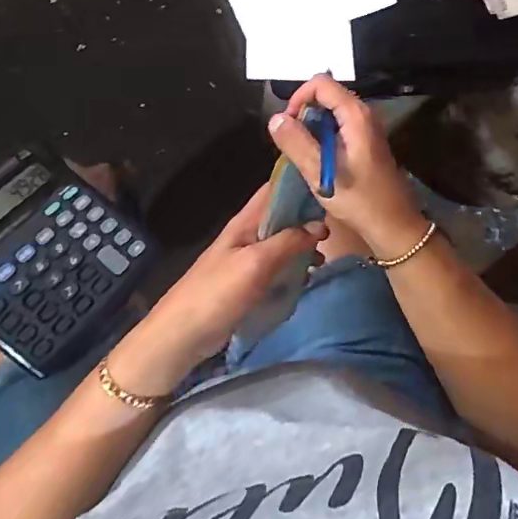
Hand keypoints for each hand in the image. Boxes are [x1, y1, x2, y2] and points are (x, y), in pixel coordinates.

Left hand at [110, 184, 325, 394]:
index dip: (300, 183)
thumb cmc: (217, 292)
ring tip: (323, 258)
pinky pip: (278, 265)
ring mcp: (248, 258)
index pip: (274, 188)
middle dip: (308, 217)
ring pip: (283, 241)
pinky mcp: (249, 280)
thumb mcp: (256, 263)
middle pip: (282, 214)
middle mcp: (248, 234)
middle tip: (336, 227)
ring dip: (303, 245)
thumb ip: (288, 241)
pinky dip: (294, 266)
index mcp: (245, 221)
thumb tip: (319, 225)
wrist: (181, 335)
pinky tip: (308, 277)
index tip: (329, 187)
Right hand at [267, 75, 426, 253]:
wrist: (393, 224)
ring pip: (331, 111)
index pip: (321, 83)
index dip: (299, 98)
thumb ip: (297, 143)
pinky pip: (338, 125)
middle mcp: (364, 114)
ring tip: (302, 152)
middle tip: (292, 142)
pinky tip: (317, 159)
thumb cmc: (359, 200)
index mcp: (356, 115)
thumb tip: (275, 118)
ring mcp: (366, 127)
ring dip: (312, 126)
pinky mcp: (365, 140)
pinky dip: (323, 135)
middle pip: (326, 94)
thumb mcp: (321, 174)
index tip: (288, 125)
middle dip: (304, 112)